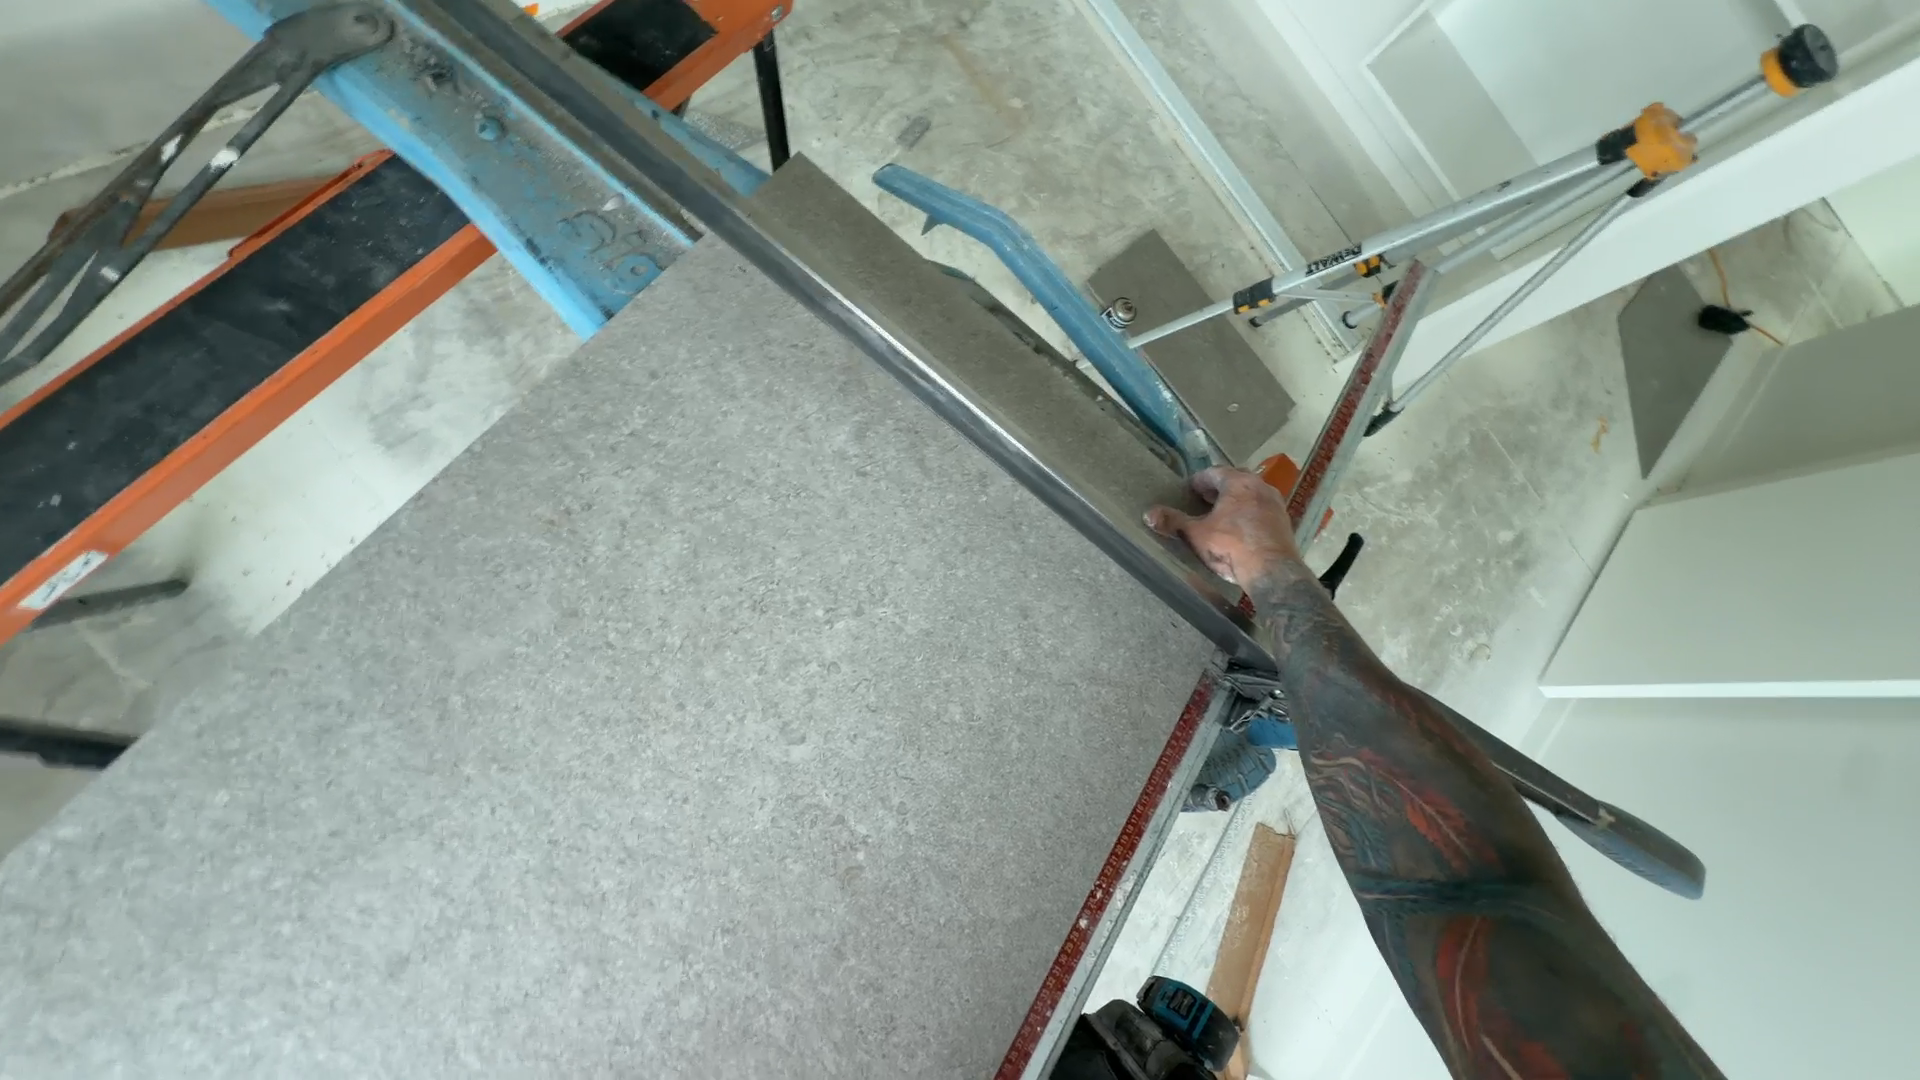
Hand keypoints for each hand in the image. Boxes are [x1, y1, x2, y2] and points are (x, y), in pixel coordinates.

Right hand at [1146, 467, 1303, 587]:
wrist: (1272, 571)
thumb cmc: (1230, 546)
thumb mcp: (1195, 534)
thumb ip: (1173, 522)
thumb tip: (1148, 514)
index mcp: (1238, 482)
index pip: (1214, 472)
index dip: (1199, 480)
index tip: (1189, 489)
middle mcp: (1260, 486)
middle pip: (1235, 480)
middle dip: (1219, 488)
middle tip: (1204, 499)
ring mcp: (1275, 503)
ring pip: (1251, 494)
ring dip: (1236, 500)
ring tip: (1221, 514)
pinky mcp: (1283, 521)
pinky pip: (1261, 510)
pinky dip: (1249, 513)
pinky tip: (1240, 528)